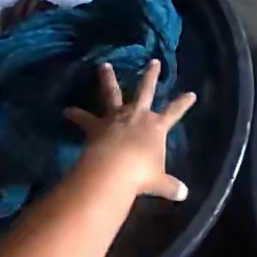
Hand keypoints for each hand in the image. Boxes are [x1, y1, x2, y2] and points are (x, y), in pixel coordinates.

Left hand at [63, 59, 194, 202]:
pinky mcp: (97, 124)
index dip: (183, 103)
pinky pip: (84, 117)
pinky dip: (75, 114)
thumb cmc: (142, 174)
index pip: (175, 112)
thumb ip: (170, 186)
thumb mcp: (160, 182)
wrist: (115, 168)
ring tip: (104, 65)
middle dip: (150, 75)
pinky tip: (66, 111)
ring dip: (108, 79)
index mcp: (157, 127)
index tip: (191, 93)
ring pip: (112, 92)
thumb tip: (183, 194)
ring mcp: (116, 116)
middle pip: (145, 90)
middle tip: (153, 61)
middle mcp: (138, 115)